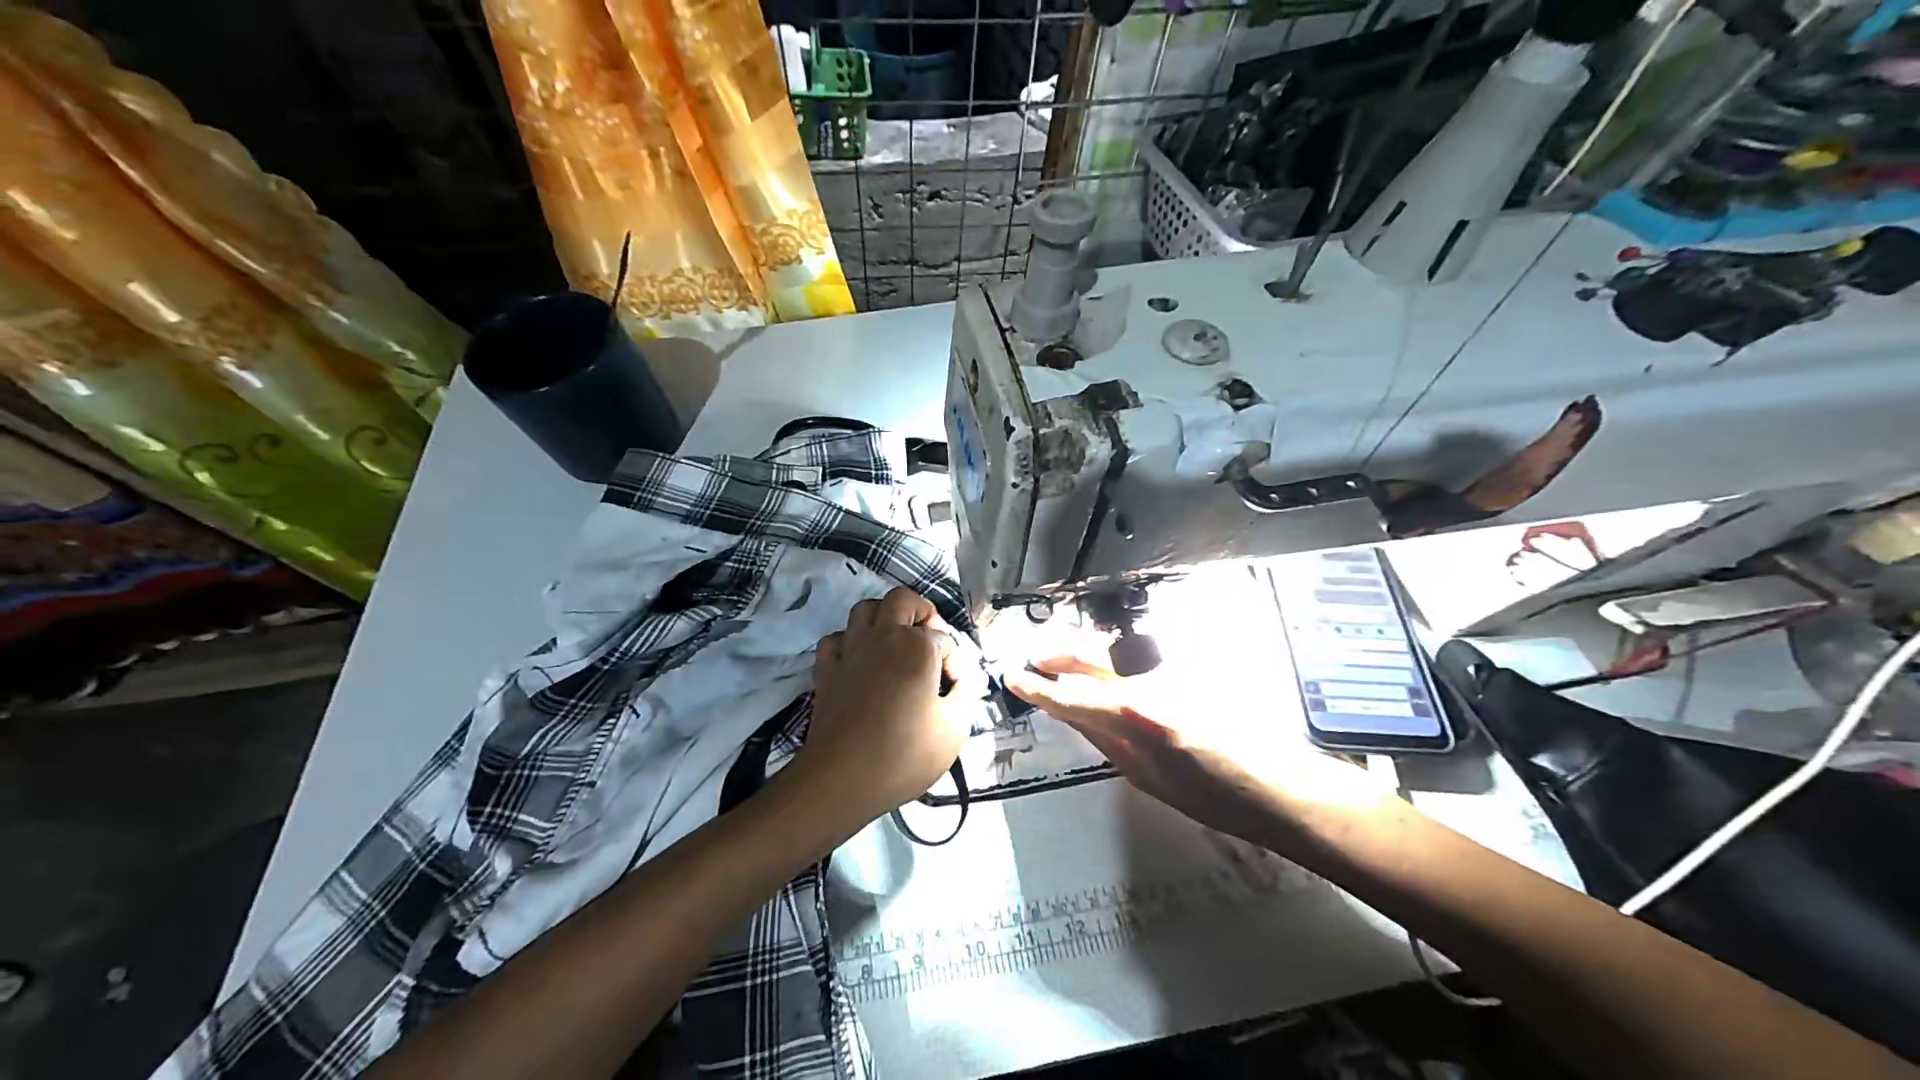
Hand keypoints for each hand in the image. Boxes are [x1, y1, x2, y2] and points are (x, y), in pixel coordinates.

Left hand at [797, 587, 979, 825]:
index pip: (945, 638)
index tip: (955, 690)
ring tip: (896, 644)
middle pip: (901, 600)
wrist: (840, 779)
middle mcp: (881, 637)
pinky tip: (860, 662)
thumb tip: (962, 680)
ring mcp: (849, 651)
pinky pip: (836, 639)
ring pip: (864, 609)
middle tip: (930, 642)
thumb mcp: (955, 729)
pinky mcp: (825, 670)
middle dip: (921, 613)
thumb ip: (966, 694)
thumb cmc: (904, 754)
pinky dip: (849, 642)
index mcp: (916, 647)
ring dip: (883, 618)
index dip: (955, 661)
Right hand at [1004, 652, 1397, 856]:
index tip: (1016, 678)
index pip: (1070, 695)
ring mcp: (1174, 668)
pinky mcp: (1192, 663)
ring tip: (1064, 656)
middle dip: (1056, 653)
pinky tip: (1110, 662)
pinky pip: (1141, 652)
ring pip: (1113, 647)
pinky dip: (1116, 655)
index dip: (1037, 687)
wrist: (1282, 785)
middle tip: (1036, 658)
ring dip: (1083, 649)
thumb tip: (1074, 716)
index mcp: (1136, 716)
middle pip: (1088, 654)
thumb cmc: (1218, 797)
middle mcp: (1152, 680)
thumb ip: (1105, 739)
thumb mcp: (1146, 778)